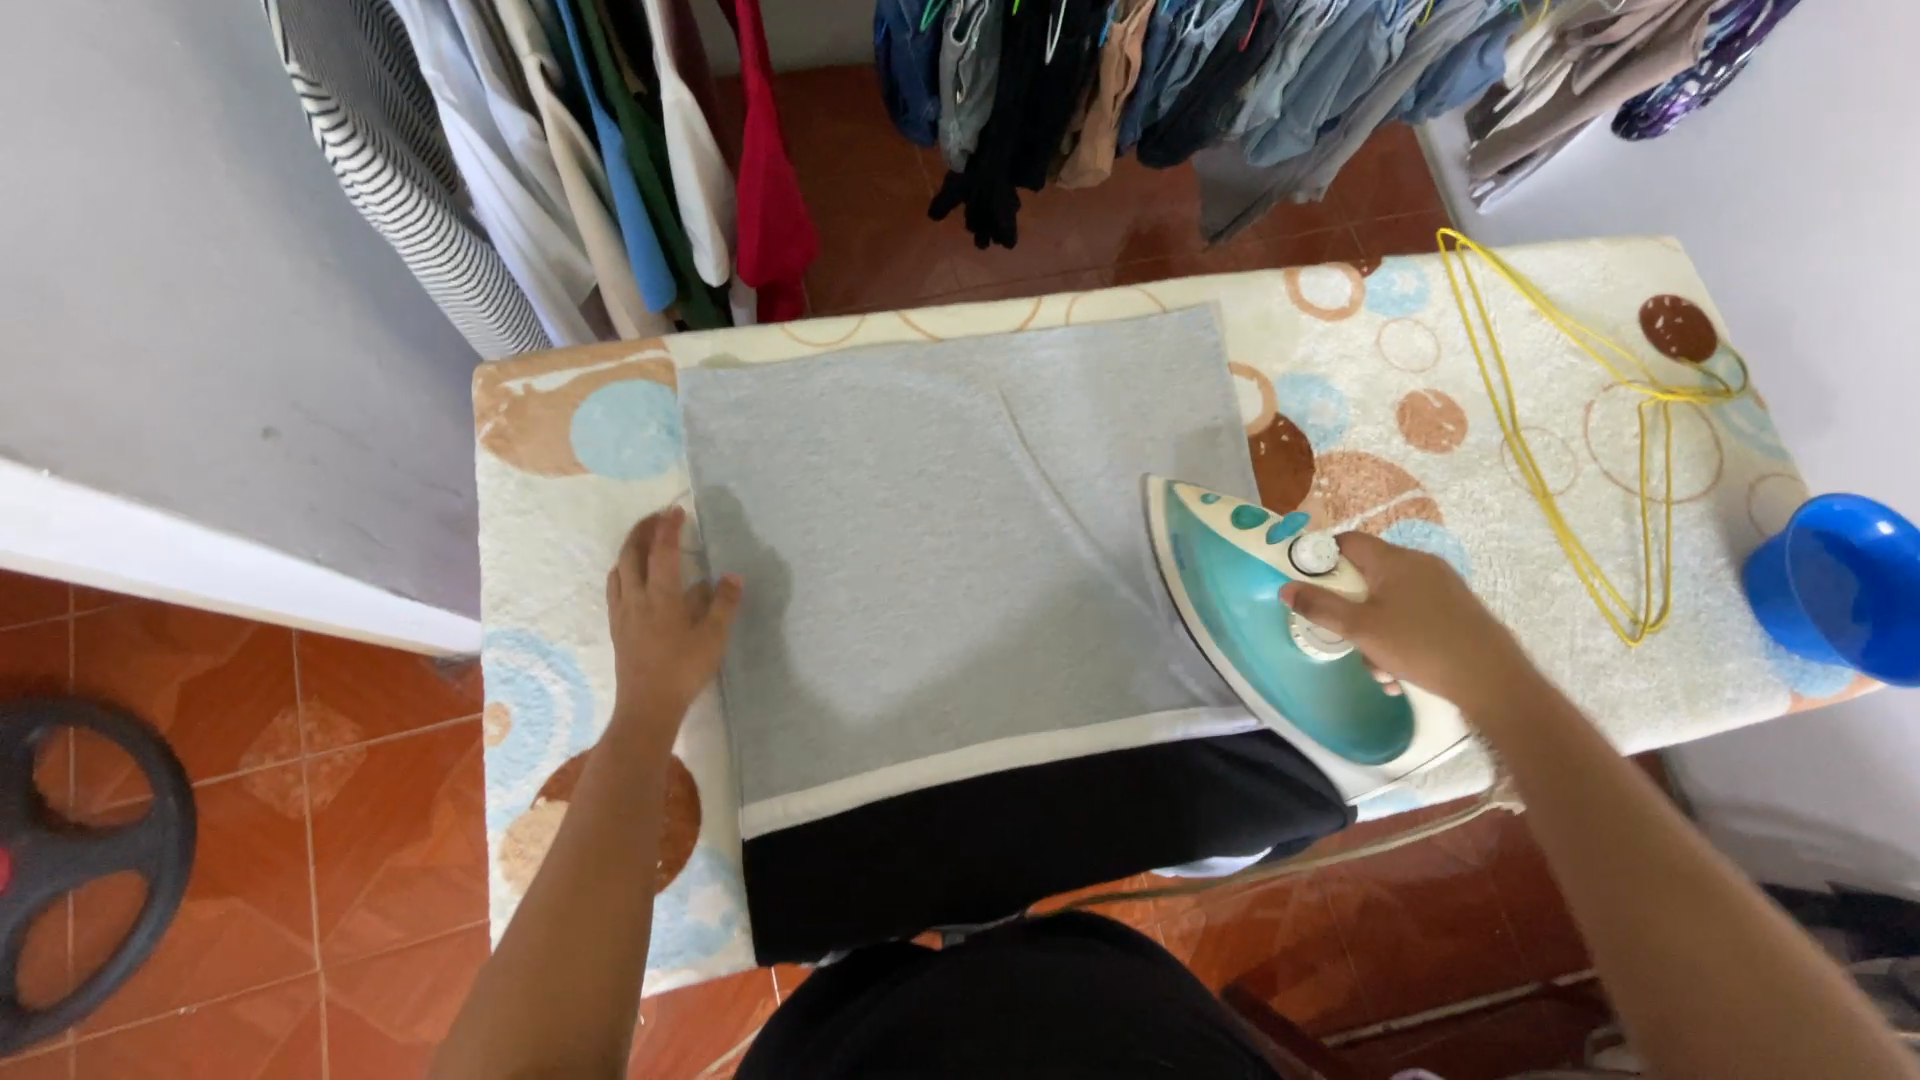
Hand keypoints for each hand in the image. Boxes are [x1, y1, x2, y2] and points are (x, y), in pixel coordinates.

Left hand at [605, 508, 742, 723]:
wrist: (647, 705)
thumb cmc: (684, 670)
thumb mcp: (714, 637)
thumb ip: (723, 604)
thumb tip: (731, 576)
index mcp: (661, 596)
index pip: (662, 550)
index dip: (668, 527)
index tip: (676, 510)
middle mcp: (636, 597)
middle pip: (631, 552)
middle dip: (643, 530)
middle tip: (658, 517)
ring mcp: (622, 611)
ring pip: (619, 568)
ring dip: (630, 547)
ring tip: (643, 540)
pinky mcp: (616, 626)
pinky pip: (614, 587)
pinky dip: (622, 569)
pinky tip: (630, 575)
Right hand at [1280, 532, 1535, 713]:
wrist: (1492, 679)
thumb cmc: (1420, 646)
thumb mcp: (1360, 629)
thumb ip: (1320, 606)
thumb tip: (1286, 588)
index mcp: (1393, 560)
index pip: (1346, 541)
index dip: (1321, 558)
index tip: (1308, 586)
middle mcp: (1418, 564)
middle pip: (1366, 575)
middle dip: (1349, 609)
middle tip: (1344, 636)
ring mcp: (1441, 585)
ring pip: (1388, 600)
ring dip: (1374, 631)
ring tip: (1379, 668)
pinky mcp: (1455, 608)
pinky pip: (1412, 613)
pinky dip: (1399, 636)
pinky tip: (1400, 671)